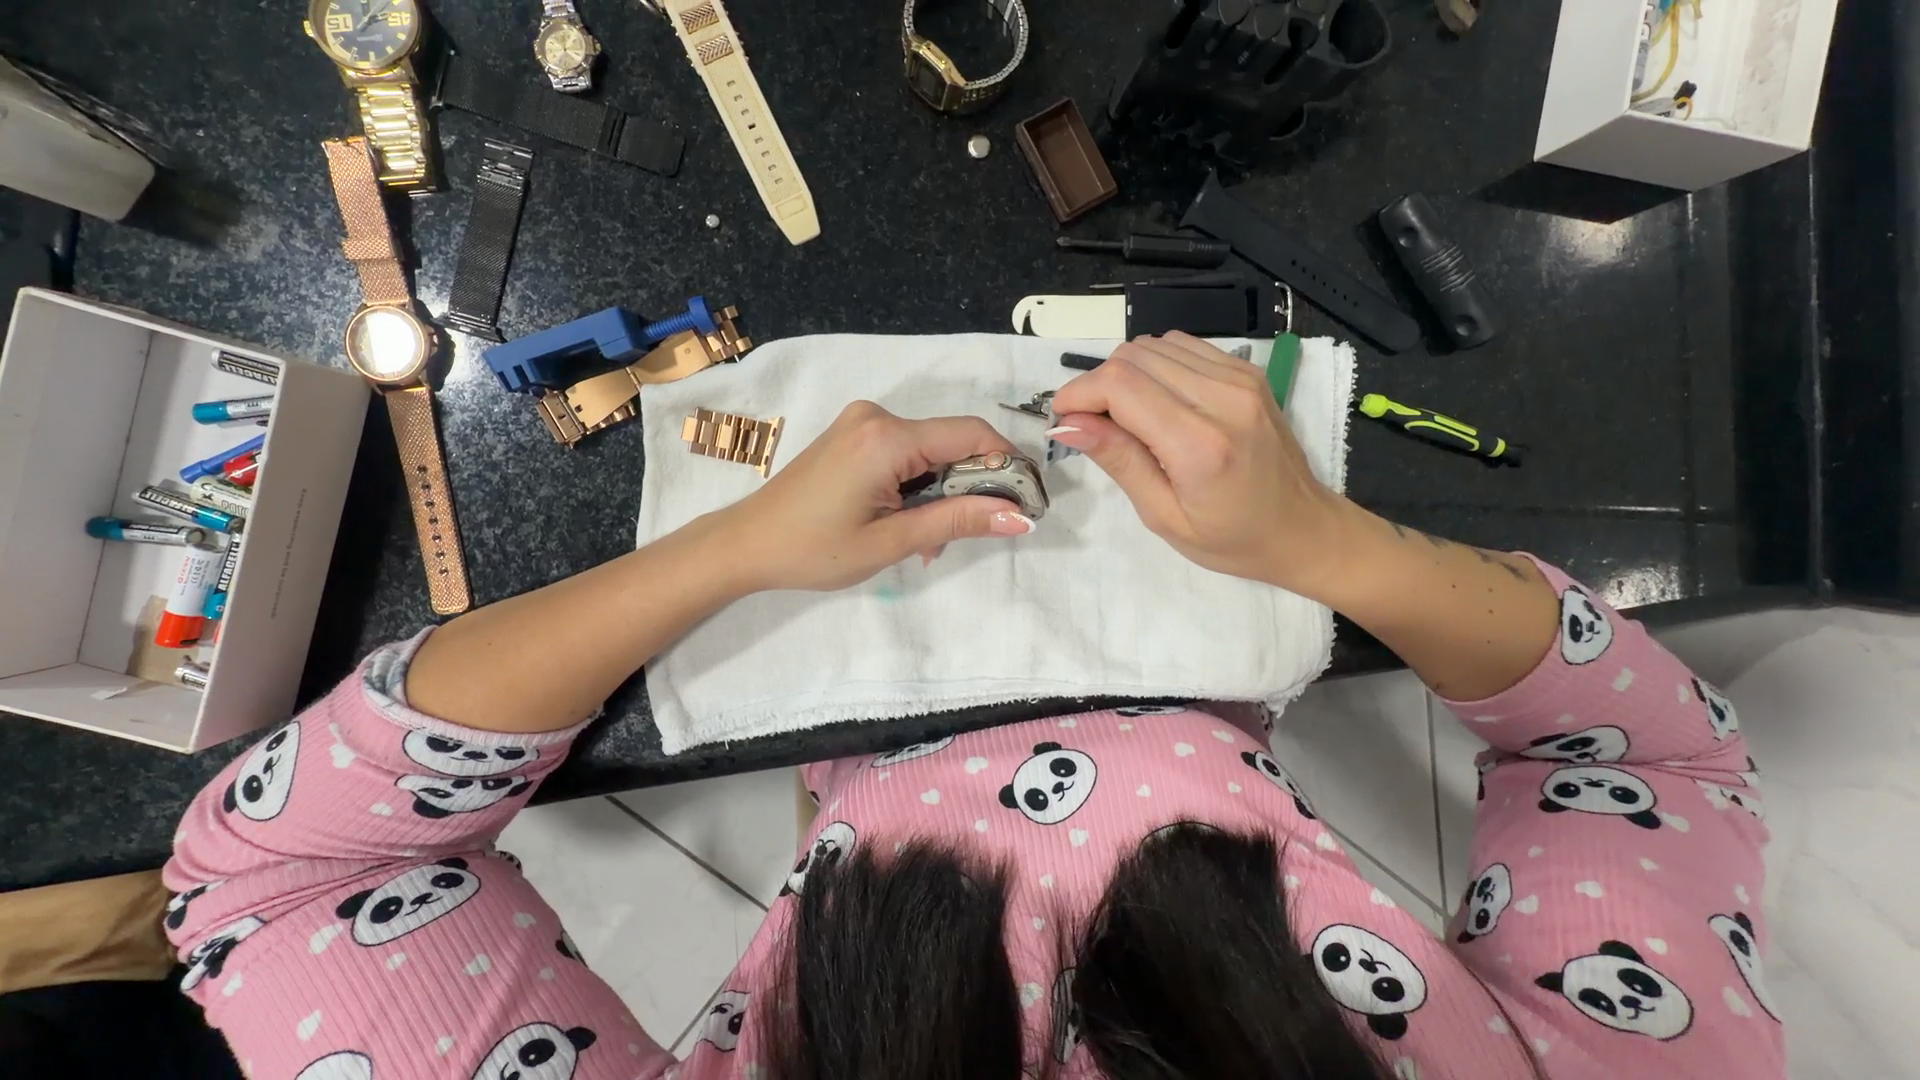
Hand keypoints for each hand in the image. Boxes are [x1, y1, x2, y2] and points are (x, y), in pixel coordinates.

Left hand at [710, 401, 1037, 591]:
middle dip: (970, 487)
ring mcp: (863, 422)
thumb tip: (1021, 517)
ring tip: (928, 541)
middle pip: (953, 442)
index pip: (972, 434)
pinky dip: (919, 485)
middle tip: (966, 536)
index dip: (1008, 465)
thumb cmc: (814, 549)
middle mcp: (877, 416)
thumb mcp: (892, 542)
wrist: (746, 544)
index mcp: (886, 438)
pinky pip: (907, 453)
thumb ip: (958, 522)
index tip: (1026, 503)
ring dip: (943, 492)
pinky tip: (908, 521)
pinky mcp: (854, 434)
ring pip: (932, 451)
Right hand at [1049, 332, 1352, 591]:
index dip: (1079, 393)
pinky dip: (1154, 368)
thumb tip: (1068, 423)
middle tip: (1091, 424)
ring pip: (1154, 345)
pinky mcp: (1247, 370)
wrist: (1304, 529)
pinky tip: (1156, 403)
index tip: (1063, 419)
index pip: (1120, 385)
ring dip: (1125, 374)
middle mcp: (1223, 397)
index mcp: (1200, 444)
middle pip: (1133, 357)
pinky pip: (1181, 347)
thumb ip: (1119, 460)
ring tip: (1124, 416)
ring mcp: (1240, 377)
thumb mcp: (1164, 516)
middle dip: (1097, 385)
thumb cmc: (1231, 540)